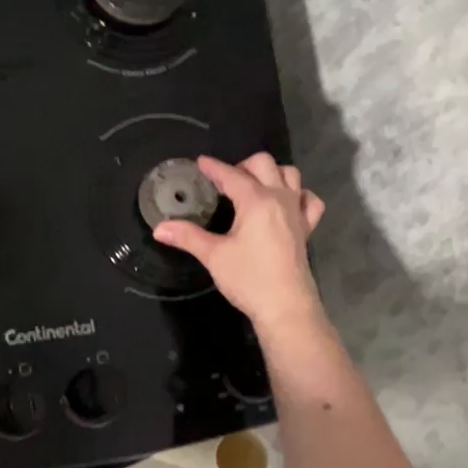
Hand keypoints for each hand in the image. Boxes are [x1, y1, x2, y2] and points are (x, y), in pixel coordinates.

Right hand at [152, 152, 324, 329]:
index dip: (214, 168)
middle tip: (225, 181)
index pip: (232, 175)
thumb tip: (160, 228)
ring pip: (290, 175)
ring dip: (271, 174)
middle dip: (243, 165)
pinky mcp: (306, 228)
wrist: (285, 305)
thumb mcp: (213, 256)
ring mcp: (296, 212)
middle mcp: (279, 198)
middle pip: (264, 164)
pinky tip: (286, 203)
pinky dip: (298, 194)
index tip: (201, 162)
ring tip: (253, 186)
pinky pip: (308, 200)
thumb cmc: (248, 279)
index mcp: (256, 201)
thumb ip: (187, 237)